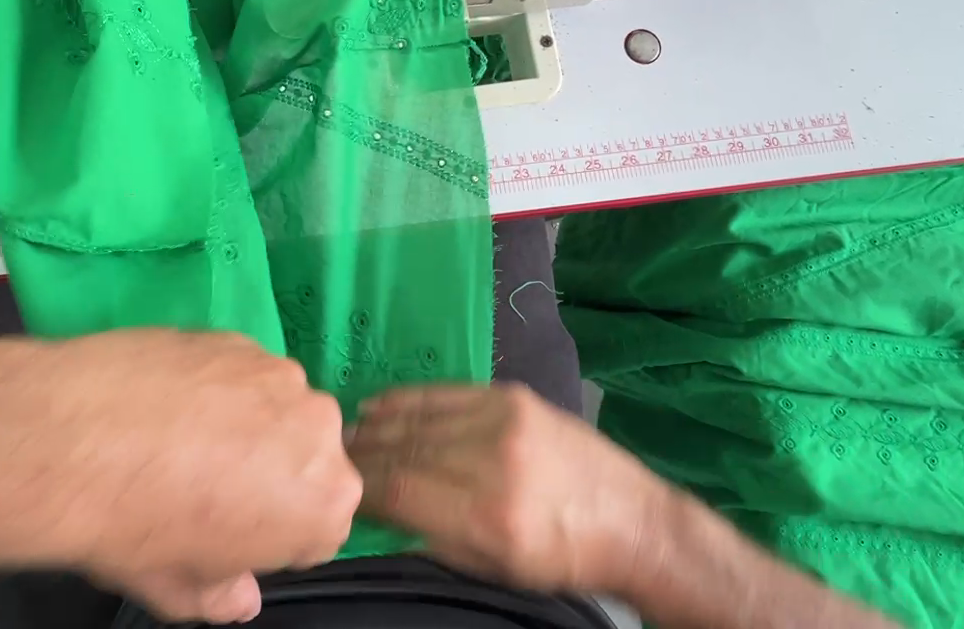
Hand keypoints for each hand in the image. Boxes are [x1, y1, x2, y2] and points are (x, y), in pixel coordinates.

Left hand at [0, 330, 360, 623]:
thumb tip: (239, 598)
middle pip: (305, 455)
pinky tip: (167, 400)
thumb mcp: (182, 591)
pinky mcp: (236, 335)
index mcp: (325, 501)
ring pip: (274, 405)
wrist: (79, 435)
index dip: (273, 534)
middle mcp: (318, 426)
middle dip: (270, 469)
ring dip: (244, 419)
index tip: (231, 533)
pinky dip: (215, 384)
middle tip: (207, 481)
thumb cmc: (140, 526)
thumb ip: (225, 597)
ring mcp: (277, 371)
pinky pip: (238, 369)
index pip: (321, 525)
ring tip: (182, 434)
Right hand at [347, 383, 668, 594]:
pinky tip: (378, 405)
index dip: (364, 490)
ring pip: (420, 419)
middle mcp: (491, 460)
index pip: (402, 492)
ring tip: (347, 432)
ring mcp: (502, 420)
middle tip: (332, 457)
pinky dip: (406, 400)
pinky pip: (444, 394)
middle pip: (406, 451)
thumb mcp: (495, 568)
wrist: (631, 519)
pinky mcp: (510, 395)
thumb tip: (379, 508)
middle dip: (363, 455)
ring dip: (377, 425)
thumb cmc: (561, 558)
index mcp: (488, 516)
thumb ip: (432, 536)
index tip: (339, 491)